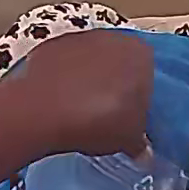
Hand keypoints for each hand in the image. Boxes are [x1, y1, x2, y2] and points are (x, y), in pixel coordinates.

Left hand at [0, 29, 152, 160]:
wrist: (40, 111)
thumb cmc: (97, 121)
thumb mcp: (129, 139)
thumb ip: (139, 141)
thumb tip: (142, 151)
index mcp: (140, 54)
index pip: (148, 74)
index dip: (139, 97)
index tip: (129, 116)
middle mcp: (112, 37)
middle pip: (119, 63)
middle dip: (113, 84)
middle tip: (106, 114)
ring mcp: (78, 38)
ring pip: (90, 61)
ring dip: (87, 79)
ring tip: (79, 111)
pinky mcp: (49, 45)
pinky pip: (64, 64)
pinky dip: (62, 78)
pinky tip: (57, 102)